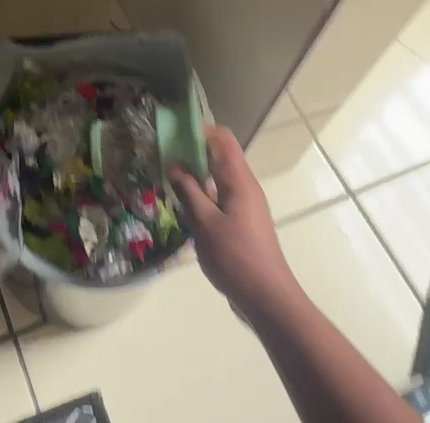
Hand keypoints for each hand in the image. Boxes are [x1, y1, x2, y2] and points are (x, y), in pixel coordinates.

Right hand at [169, 125, 302, 322]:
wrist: (267, 298)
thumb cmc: (236, 257)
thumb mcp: (205, 223)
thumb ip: (188, 191)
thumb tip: (173, 164)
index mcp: (239, 181)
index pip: (222, 139)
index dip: (199, 130)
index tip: (173, 133)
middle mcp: (244, 187)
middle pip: (218, 157)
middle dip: (191, 153)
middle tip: (162, 157)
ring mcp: (244, 206)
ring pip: (217, 179)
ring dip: (194, 176)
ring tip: (167, 180)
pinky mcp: (241, 223)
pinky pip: (219, 198)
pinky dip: (201, 196)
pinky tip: (183, 208)